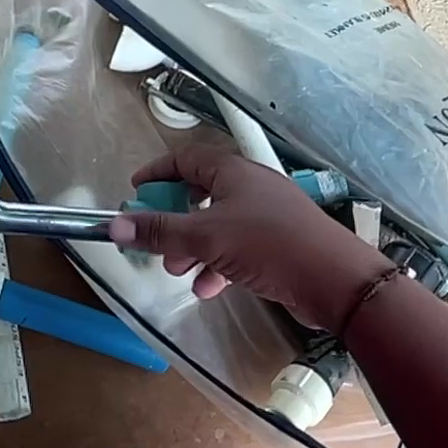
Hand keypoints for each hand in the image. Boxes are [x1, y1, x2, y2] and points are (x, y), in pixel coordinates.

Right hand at [108, 143, 394, 331]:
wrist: (333, 279)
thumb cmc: (267, 244)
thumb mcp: (206, 237)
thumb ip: (159, 231)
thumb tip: (114, 224)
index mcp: (233, 171)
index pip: (186, 159)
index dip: (158, 172)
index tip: (135, 191)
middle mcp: (250, 187)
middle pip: (200, 194)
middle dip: (174, 221)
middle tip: (157, 242)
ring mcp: (267, 215)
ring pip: (218, 225)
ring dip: (194, 247)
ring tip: (180, 271)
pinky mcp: (278, 244)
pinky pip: (238, 248)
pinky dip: (219, 264)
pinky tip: (208, 288)